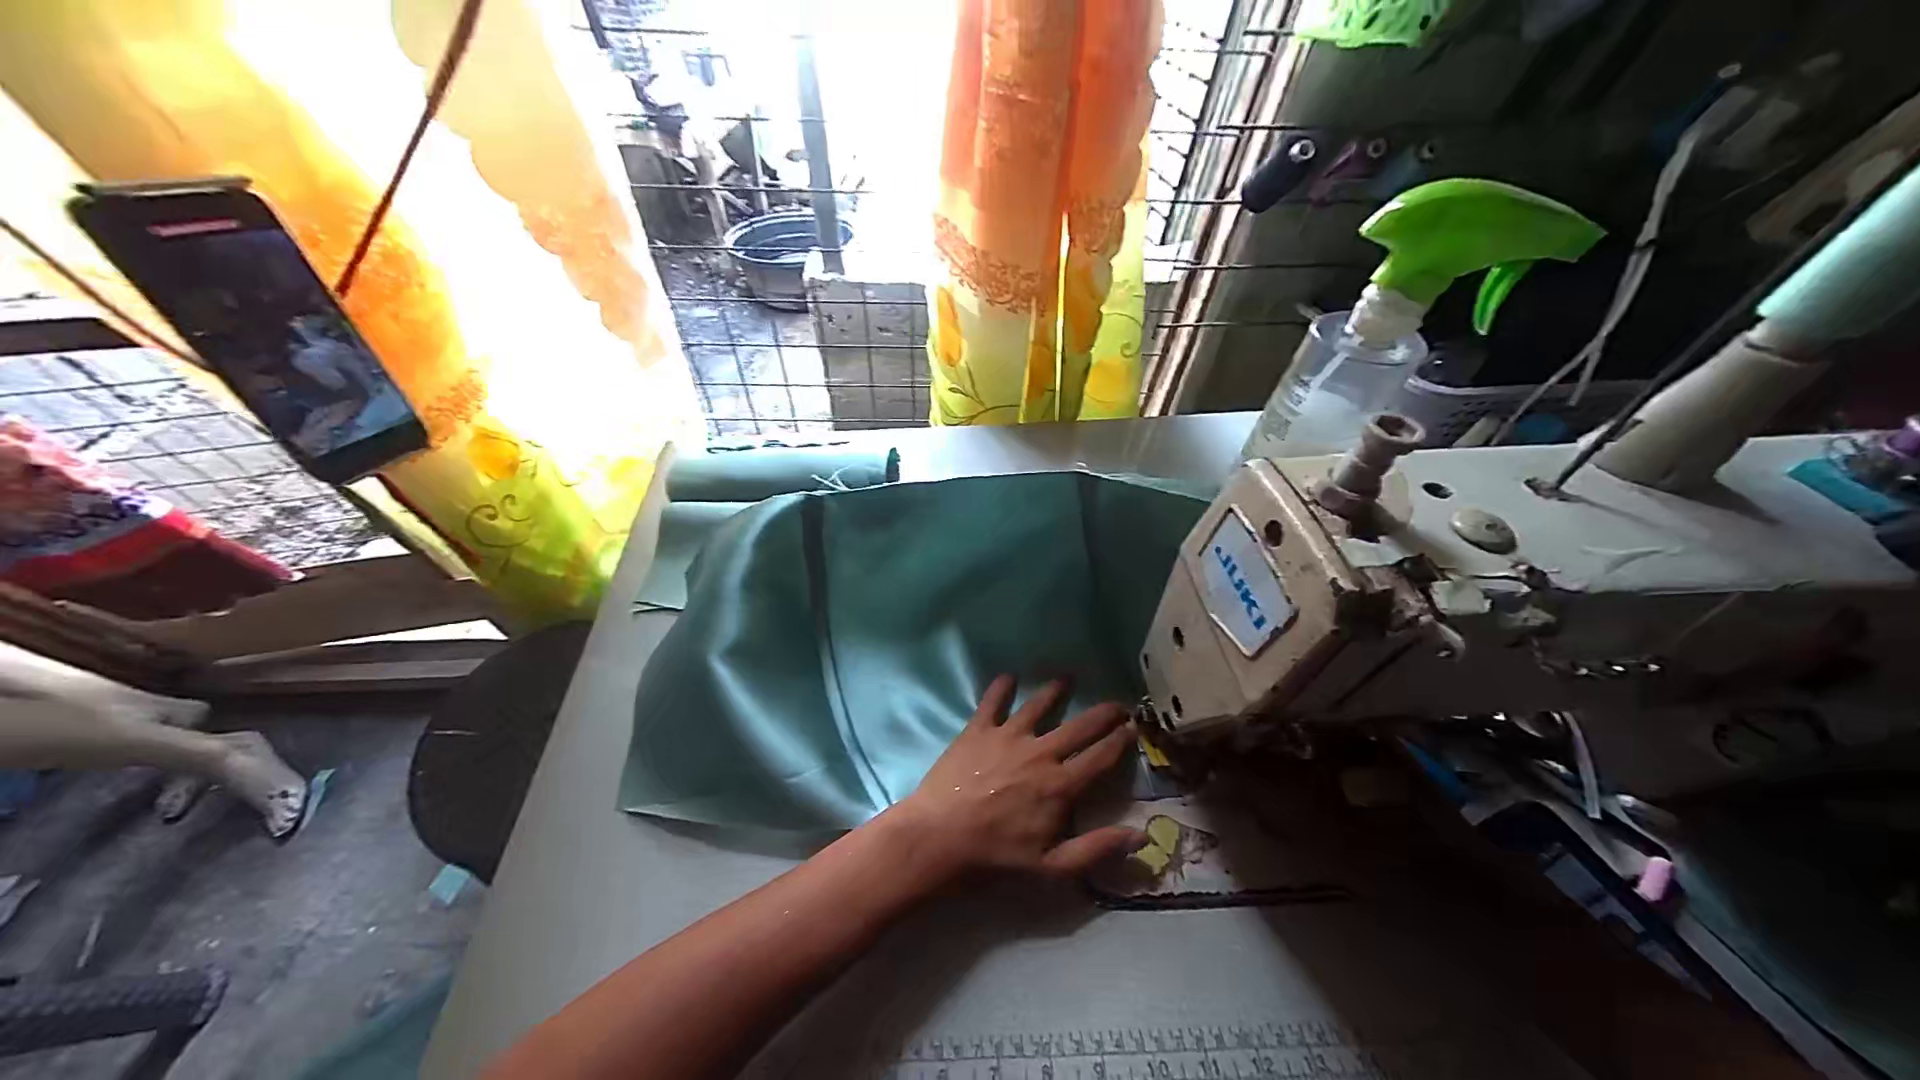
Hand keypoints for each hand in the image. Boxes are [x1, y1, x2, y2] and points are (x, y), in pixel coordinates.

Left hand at [883, 675, 1142, 886]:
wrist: (938, 840)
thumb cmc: (995, 859)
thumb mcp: (1052, 868)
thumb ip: (1097, 849)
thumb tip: (1142, 836)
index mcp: (1061, 786)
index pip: (1100, 757)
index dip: (1120, 741)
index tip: (1133, 727)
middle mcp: (1040, 753)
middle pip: (1079, 727)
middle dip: (1102, 714)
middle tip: (1117, 703)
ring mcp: (1008, 737)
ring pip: (1039, 706)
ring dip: (1056, 691)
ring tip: (1066, 679)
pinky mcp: (977, 731)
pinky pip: (992, 702)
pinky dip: (1001, 687)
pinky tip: (1007, 677)